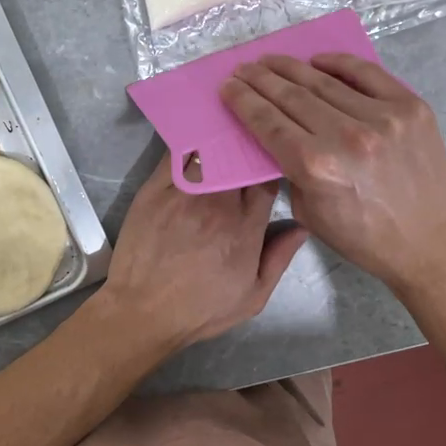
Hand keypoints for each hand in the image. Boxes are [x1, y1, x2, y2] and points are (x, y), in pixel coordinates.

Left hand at [96, 154, 308, 349]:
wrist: (142, 312)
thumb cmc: (200, 310)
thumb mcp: (252, 296)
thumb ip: (279, 258)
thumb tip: (302, 227)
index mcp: (246, 227)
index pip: (266, 179)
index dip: (268, 169)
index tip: (266, 168)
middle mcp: (219, 203)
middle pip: (240, 158)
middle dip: (246, 150)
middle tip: (246, 147)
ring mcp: (184, 193)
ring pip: (210, 150)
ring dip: (220, 141)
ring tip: (224, 132)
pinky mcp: (154, 189)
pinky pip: (177, 153)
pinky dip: (189, 142)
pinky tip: (194, 136)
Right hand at [221, 54, 445, 293]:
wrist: (428, 241)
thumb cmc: (362, 237)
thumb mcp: (309, 212)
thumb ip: (290, 169)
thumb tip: (277, 134)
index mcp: (316, 167)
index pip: (269, 122)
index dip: (244, 101)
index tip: (228, 86)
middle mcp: (346, 136)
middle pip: (292, 96)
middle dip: (261, 80)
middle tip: (244, 68)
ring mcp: (382, 118)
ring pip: (325, 81)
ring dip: (292, 68)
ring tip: (272, 60)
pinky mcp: (410, 107)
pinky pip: (367, 74)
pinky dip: (339, 63)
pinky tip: (318, 59)